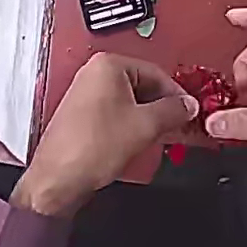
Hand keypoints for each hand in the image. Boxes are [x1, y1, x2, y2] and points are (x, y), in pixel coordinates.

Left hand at [12, 52, 198, 216]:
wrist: (56, 180)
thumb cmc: (94, 147)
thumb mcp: (145, 126)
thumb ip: (173, 110)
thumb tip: (189, 105)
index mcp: (108, 65)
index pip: (156, 73)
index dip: (176, 95)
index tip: (188, 111)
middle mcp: (95, 73)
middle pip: (143, 85)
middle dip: (162, 107)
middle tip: (177, 126)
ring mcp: (86, 93)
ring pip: (131, 100)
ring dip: (148, 118)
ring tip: (159, 136)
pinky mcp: (82, 113)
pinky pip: (116, 111)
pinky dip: (131, 124)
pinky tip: (138, 141)